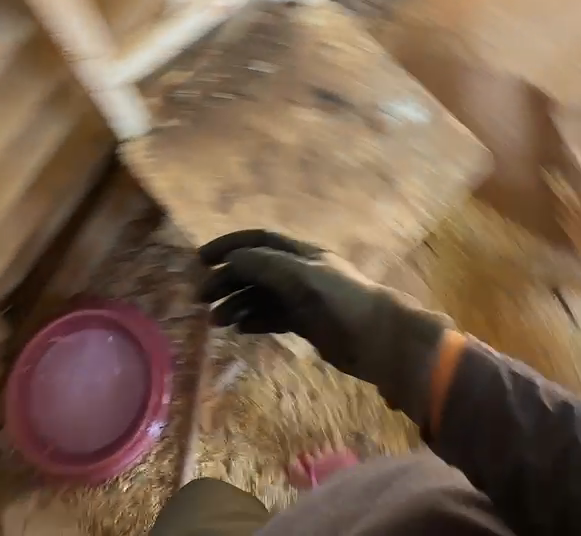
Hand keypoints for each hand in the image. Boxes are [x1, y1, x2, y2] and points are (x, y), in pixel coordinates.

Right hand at [198, 230, 450, 426]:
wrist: (379, 338)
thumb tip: (232, 258)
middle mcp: (300, 272)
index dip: (230, 246)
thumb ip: (267, 265)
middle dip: (227, 279)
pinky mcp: (307, 323)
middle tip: (200, 298)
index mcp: (301, 254)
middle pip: (256, 269)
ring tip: (216, 321)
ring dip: (237, 303)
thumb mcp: (303, 278)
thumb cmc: (343, 301)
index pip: (259, 241)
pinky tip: (238, 329)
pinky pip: (273, 316)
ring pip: (262, 295)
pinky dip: (253, 320)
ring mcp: (304, 298)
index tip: (201, 259)